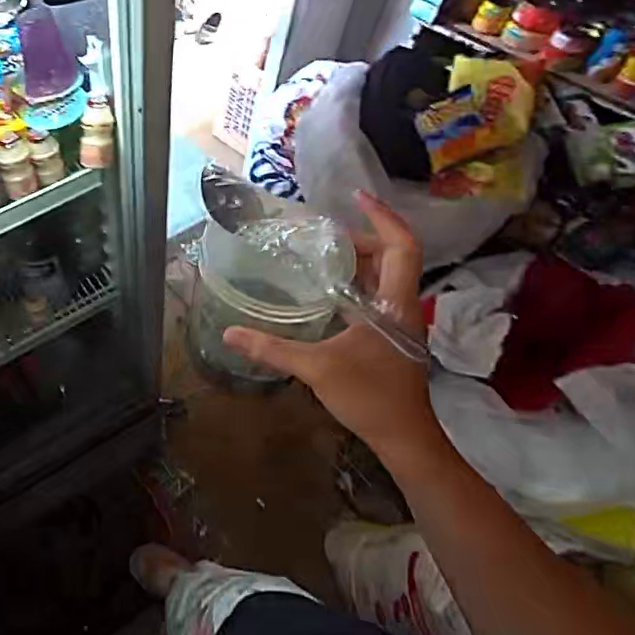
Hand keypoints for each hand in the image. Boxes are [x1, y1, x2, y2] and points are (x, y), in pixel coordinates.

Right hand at [223, 191, 446, 463]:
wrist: (405, 437)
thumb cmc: (370, 398)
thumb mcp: (316, 369)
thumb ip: (272, 349)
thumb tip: (230, 334)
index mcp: (394, 303)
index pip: (402, 245)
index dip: (382, 216)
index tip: (356, 197)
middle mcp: (403, 305)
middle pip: (393, 255)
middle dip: (362, 237)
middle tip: (324, 234)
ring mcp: (400, 321)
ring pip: (387, 276)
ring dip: (361, 259)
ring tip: (324, 253)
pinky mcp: (392, 336)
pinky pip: (378, 294)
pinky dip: (358, 282)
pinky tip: (331, 291)